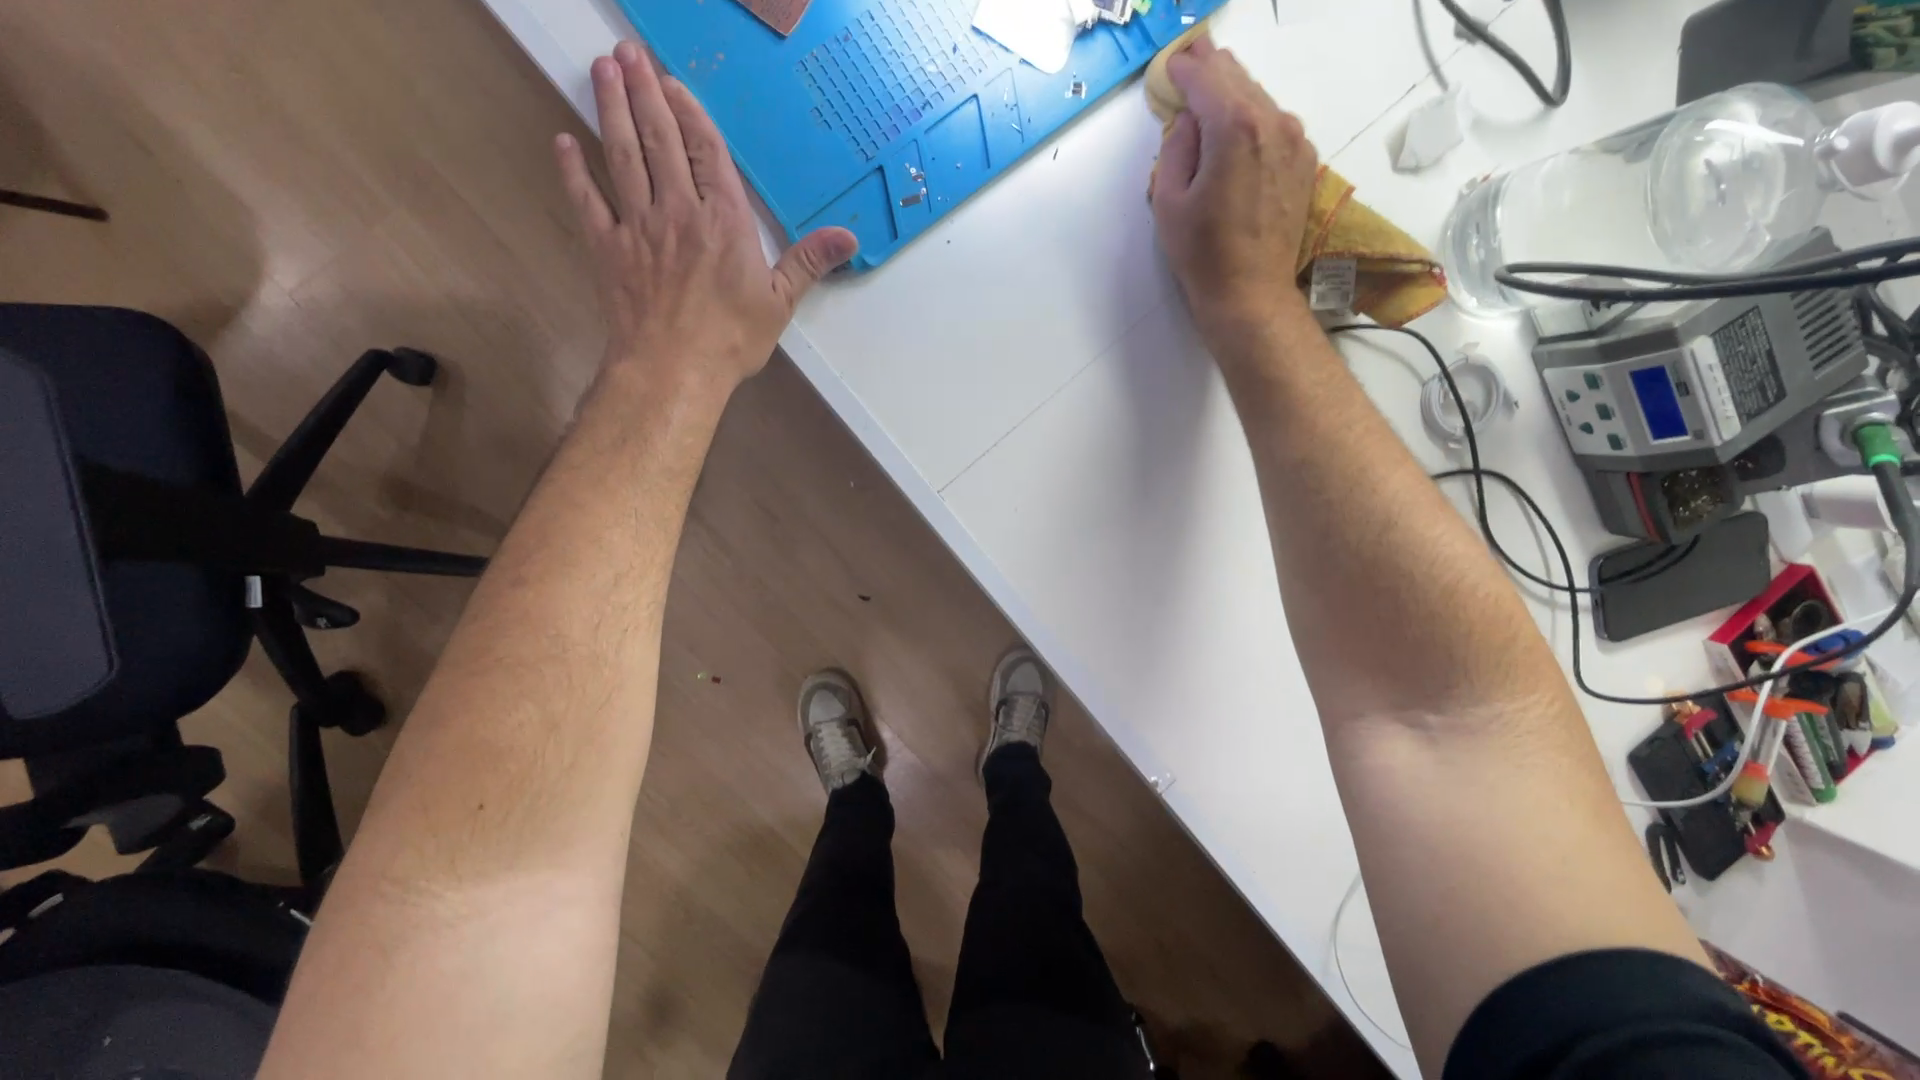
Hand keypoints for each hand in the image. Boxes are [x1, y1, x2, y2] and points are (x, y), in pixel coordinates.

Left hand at [555, 42, 857, 397]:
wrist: (673, 370)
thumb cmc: (730, 339)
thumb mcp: (780, 302)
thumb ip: (809, 262)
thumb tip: (849, 237)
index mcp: (723, 220)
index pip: (705, 152)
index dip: (689, 114)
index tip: (672, 83)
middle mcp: (678, 211)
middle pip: (659, 140)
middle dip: (644, 92)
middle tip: (628, 54)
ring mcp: (637, 227)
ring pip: (622, 156)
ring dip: (610, 111)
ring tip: (602, 72)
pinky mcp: (607, 249)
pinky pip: (587, 201)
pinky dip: (574, 171)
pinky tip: (563, 142)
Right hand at [1150, 37, 1318, 364]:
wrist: (1250, 292)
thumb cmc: (1202, 252)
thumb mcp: (1168, 198)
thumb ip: (1176, 145)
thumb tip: (1187, 121)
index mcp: (1235, 128)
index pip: (1205, 78)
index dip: (1183, 69)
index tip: (1169, 67)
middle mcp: (1272, 122)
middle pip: (1236, 78)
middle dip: (1209, 70)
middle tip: (1188, 64)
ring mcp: (1294, 140)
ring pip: (1258, 96)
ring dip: (1231, 93)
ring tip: (1208, 96)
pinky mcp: (1303, 160)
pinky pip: (1274, 122)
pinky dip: (1252, 117)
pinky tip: (1234, 131)